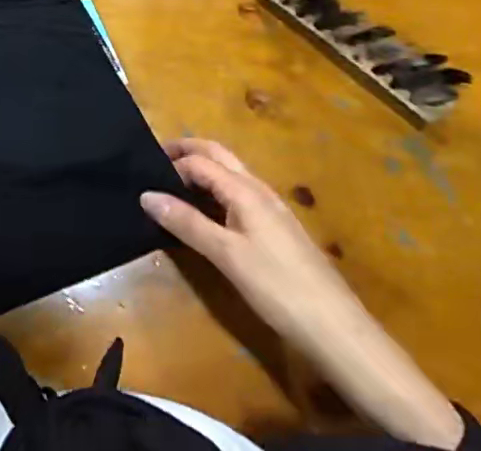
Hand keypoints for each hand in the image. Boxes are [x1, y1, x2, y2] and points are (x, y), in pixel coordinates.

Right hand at [142, 138, 464, 448]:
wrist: (336, 329)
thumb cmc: (277, 286)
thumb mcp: (225, 255)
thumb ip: (186, 222)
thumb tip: (146, 194)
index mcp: (246, 190)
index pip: (200, 161)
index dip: (172, 164)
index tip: (143, 175)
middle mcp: (259, 190)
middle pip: (219, 156)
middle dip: (187, 151)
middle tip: (155, 161)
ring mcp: (271, 209)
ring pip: (230, 174)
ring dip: (202, 170)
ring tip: (172, 186)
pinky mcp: (277, 229)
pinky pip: (239, 195)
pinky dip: (215, 191)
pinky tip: (205, 214)